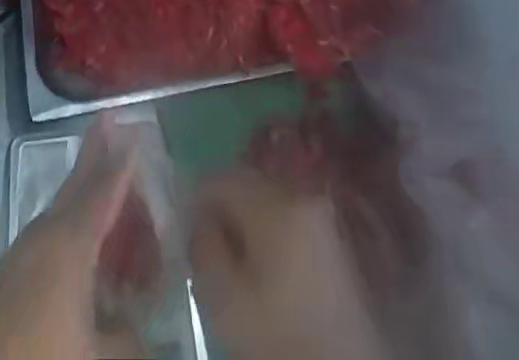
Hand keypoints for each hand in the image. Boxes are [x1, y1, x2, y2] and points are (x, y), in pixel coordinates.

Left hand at [0, 119, 142, 359]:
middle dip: (95, 152)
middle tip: (110, 118)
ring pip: (62, 209)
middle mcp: (44, 236)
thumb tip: (138, 327)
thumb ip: (130, 336)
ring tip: (105, 170)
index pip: (104, 189)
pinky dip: (73, 222)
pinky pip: (51, 234)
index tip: (137, 125)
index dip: (124, 159)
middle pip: (76, 184)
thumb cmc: (39, 359)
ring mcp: (21, 255)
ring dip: (84, 189)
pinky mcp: (8, 278)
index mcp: (69, 243)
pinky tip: (83, 239)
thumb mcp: (99, 356)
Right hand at [189, 170, 388, 359]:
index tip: (184, 230)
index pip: (220, 179)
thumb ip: (203, 247)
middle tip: (205, 242)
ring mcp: (323, 214)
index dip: (195, 200)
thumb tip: (200, 220)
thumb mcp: (224, 300)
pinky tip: (261, 263)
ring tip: (232, 255)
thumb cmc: (280, 338)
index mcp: (277, 204)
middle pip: (247, 182)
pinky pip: (288, 215)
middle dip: (221, 206)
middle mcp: (303, 195)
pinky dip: (267, 229)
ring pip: (268, 198)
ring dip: (244, 217)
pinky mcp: (334, 237)